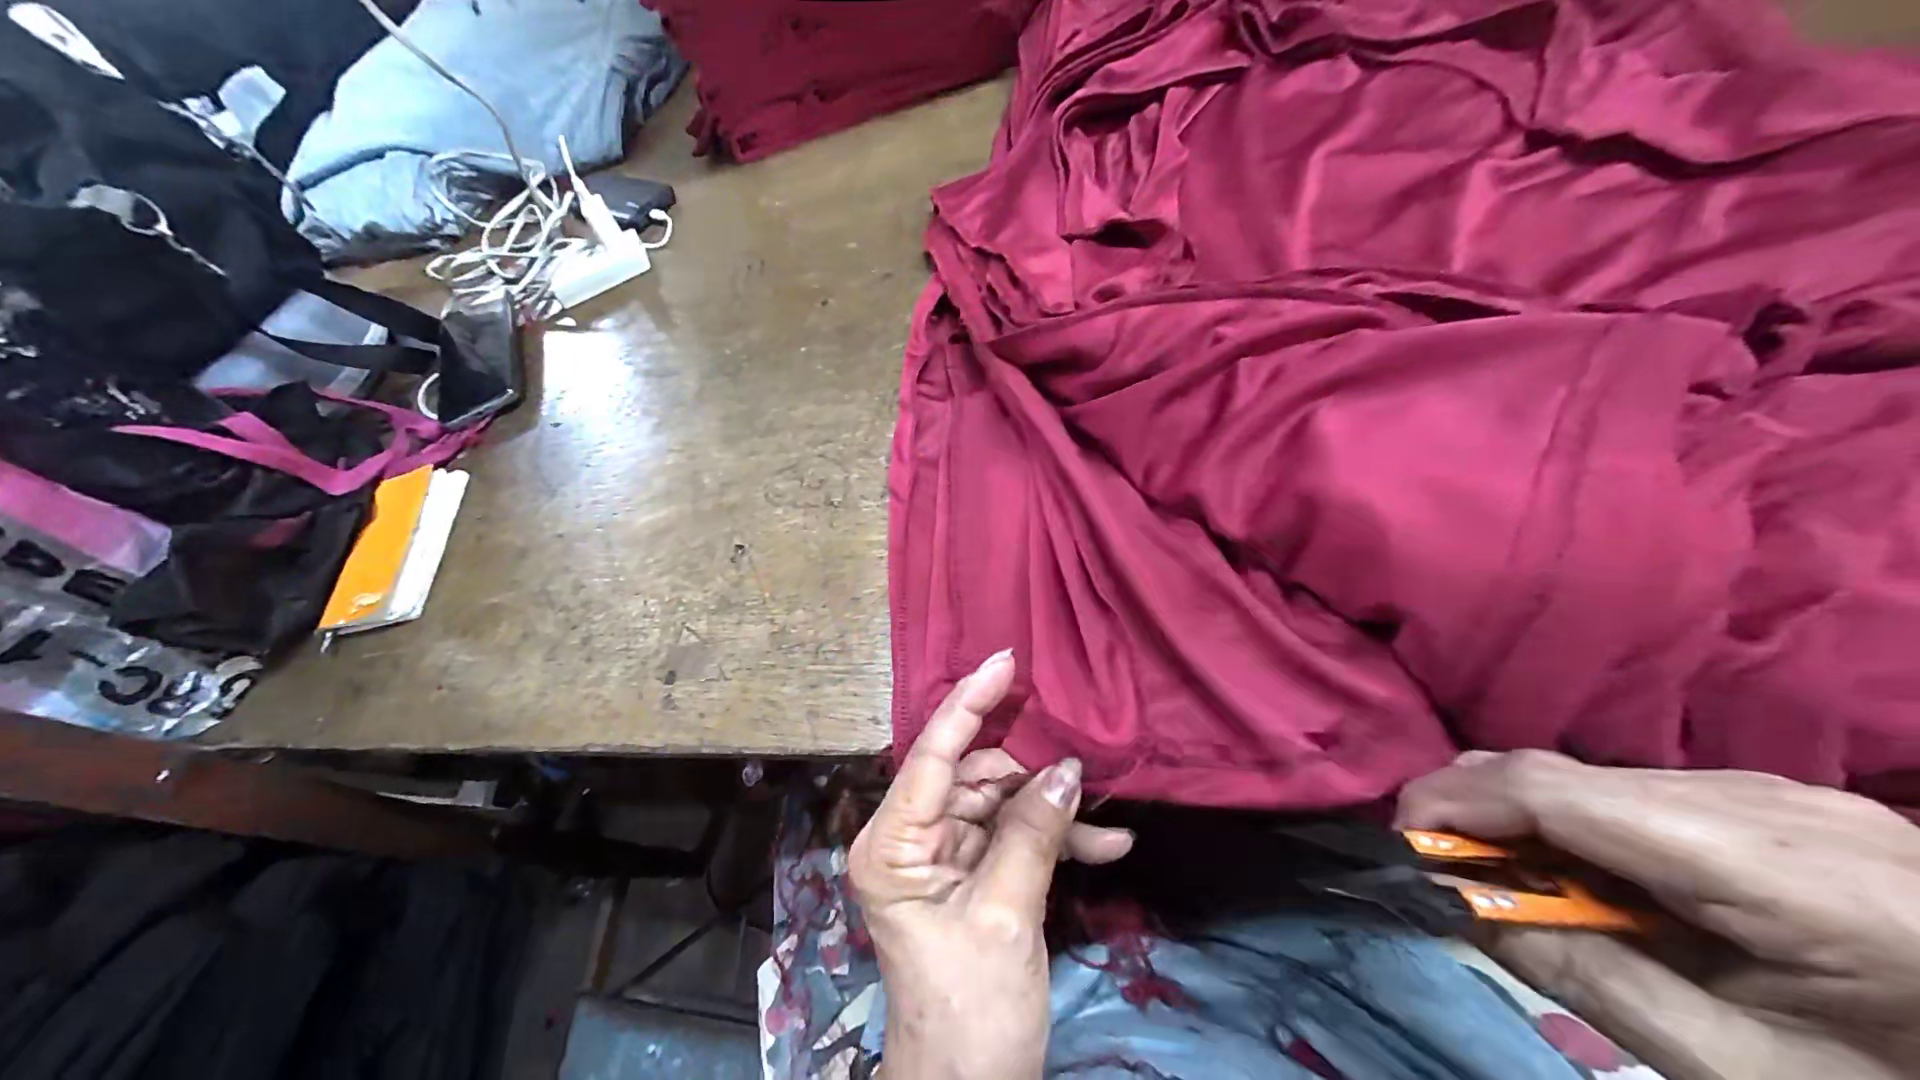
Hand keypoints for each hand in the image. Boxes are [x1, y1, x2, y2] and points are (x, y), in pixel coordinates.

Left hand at [849, 650, 1133, 1079]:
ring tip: (1105, 824)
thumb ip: (1033, 834)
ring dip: (1053, 810)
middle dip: (1029, 771)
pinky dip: (1055, 838)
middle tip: (1083, 763)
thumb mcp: (1005, 917)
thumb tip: (1065, 768)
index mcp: (893, 845)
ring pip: (1001, 802)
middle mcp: (910, 837)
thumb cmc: (971, 1010)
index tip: (1004, 662)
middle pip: (974, 775)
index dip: (968, 704)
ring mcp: (942, 852)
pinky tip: (1106, 846)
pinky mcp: (970, 869)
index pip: (932, 756)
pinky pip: (1013, 834)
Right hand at [1398, 751, 1919, 1079]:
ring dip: (1529, 825)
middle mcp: (1766, 797)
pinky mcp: (1785, 804)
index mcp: (1777, 864)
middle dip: (1477, 812)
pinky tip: (1605, 889)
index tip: (1402, 848)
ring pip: (1592, 779)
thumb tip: (1460, 904)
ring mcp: (1782, 793)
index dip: (1452, 802)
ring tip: (1525, 892)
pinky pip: (1639, 795)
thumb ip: (1587, 977)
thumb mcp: (1748, 1074)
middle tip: (1447, 876)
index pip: (1553, 788)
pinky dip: (1584, 831)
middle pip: (1563, 772)